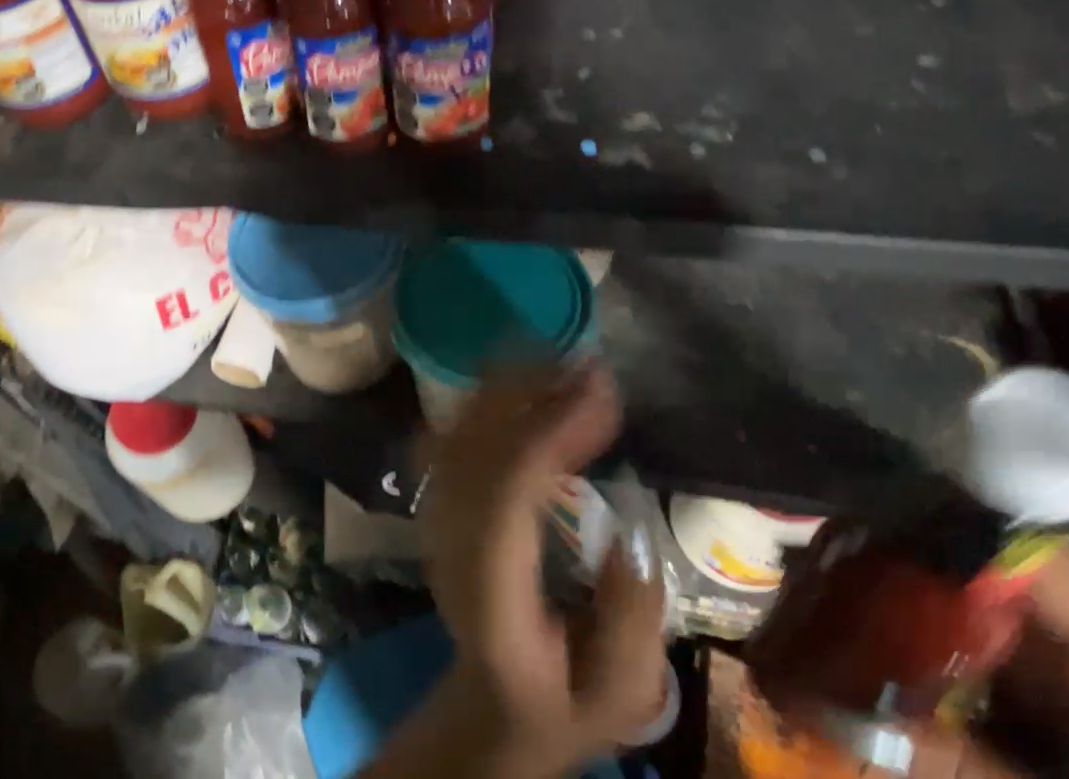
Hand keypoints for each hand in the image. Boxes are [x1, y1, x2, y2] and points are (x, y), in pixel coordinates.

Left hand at [417, 362, 669, 773]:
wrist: (493, 705)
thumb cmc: (564, 702)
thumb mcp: (622, 694)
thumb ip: (631, 622)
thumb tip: (628, 534)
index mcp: (495, 601)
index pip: (506, 502)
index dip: (548, 436)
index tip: (601, 392)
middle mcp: (452, 554)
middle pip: (470, 454)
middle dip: (526, 397)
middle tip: (588, 366)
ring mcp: (437, 530)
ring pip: (454, 439)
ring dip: (503, 391)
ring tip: (562, 363)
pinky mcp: (438, 514)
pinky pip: (448, 442)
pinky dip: (481, 404)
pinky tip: (521, 382)